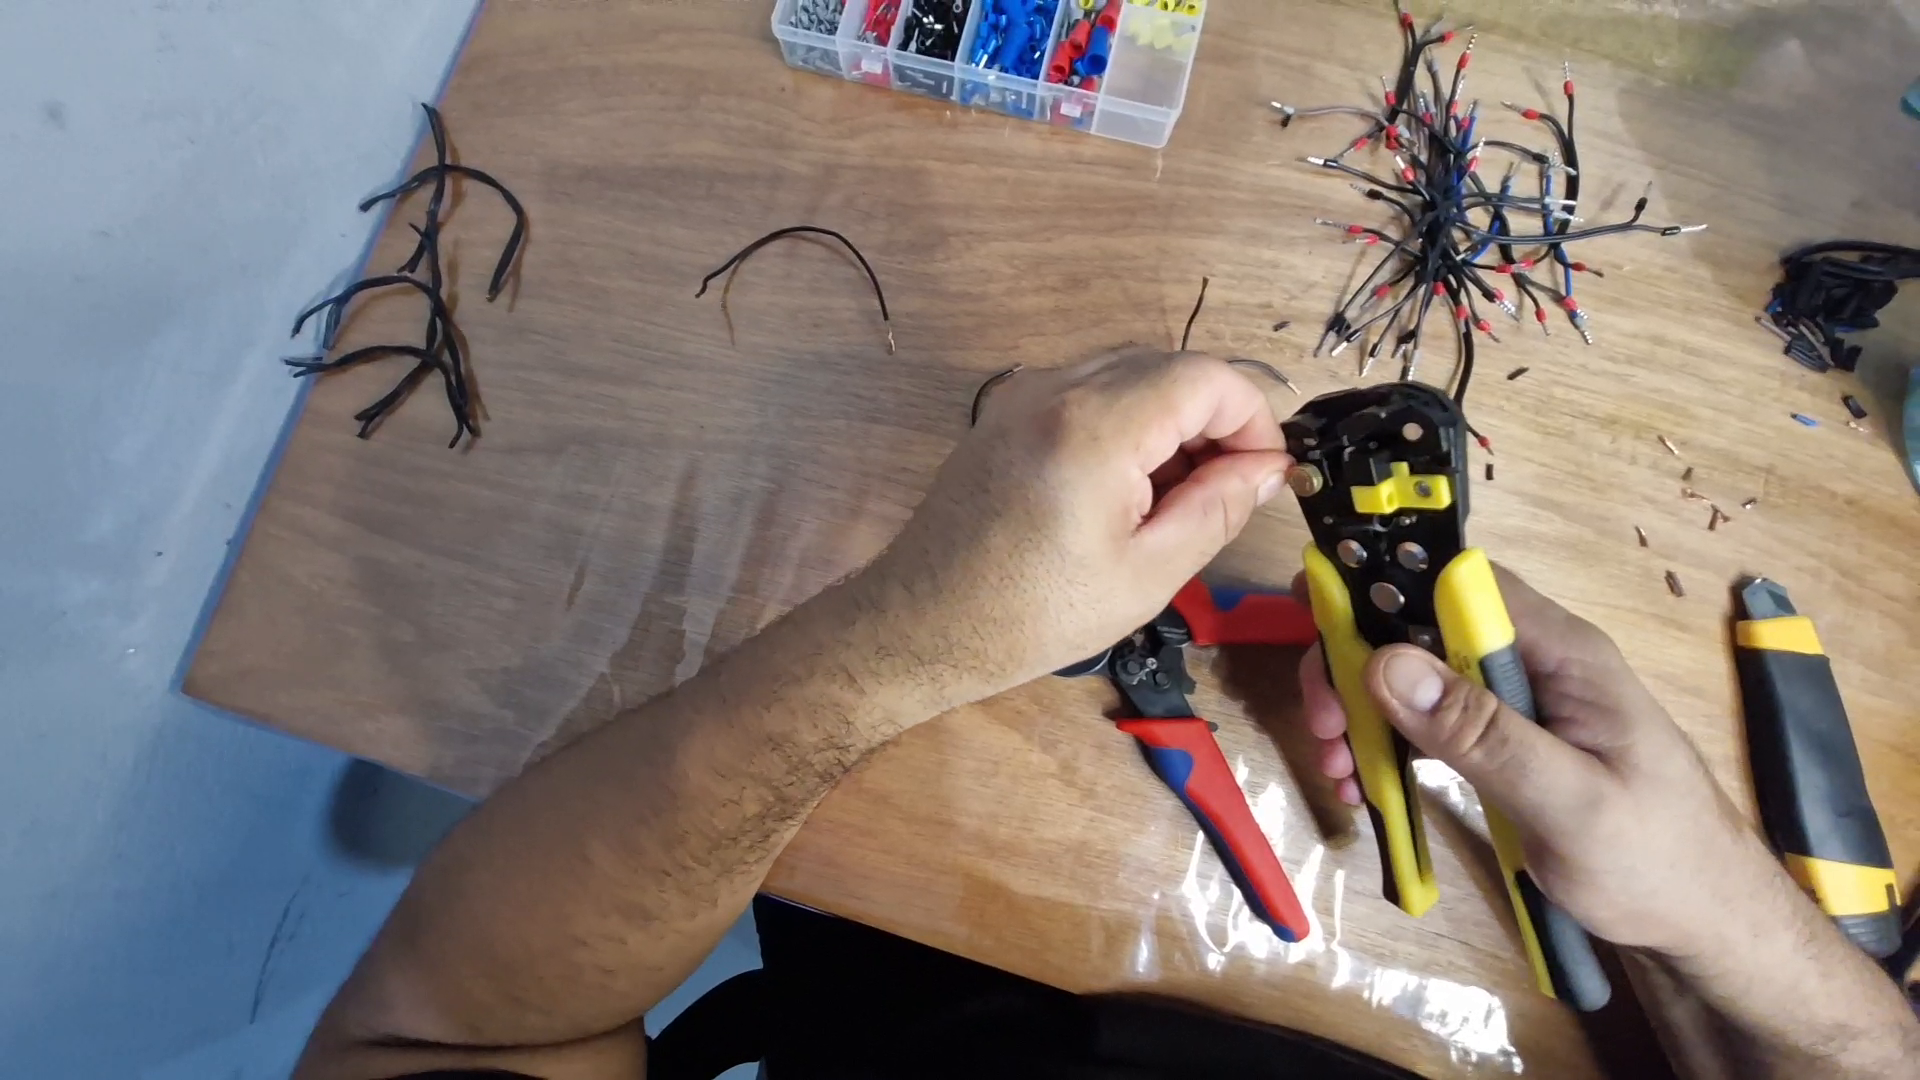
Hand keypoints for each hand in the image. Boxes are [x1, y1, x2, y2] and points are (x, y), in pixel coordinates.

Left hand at [850, 348, 1291, 712]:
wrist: (922, 623)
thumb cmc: (1034, 614)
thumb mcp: (1146, 573)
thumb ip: (1218, 508)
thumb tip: (1266, 467)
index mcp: (1095, 425)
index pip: (1206, 377)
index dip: (1253, 418)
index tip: (1265, 472)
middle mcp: (1055, 387)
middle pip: (1168, 367)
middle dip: (1214, 418)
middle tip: (1225, 487)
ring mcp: (1021, 395)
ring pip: (1126, 374)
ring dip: (1169, 419)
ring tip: (1175, 493)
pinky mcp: (1003, 414)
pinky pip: (1084, 392)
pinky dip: (1123, 420)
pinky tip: (1123, 482)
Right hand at [1296, 564, 1795, 957]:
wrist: (1707, 929)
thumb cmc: (1659, 864)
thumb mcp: (1569, 802)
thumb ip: (1481, 732)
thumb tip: (1385, 663)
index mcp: (1557, 651)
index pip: (1457, 585)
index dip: (1380, 584)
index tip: (1313, 613)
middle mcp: (1522, 659)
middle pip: (1410, 628)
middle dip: (1351, 667)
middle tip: (1324, 722)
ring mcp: (1502, 696)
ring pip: (1400, 672)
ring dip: (1354, 710)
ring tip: (1338, 766)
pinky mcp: (1485, 732)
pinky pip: (1411, 716)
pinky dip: (1374, 742)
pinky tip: (1359, 781)